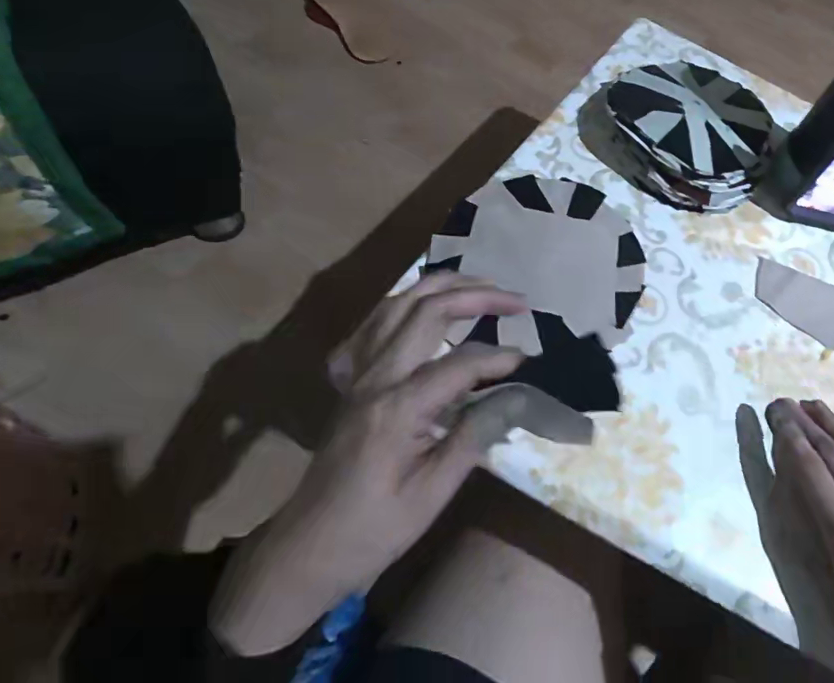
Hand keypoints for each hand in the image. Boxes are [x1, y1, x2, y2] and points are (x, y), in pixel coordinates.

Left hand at [210, 273, 527, 655]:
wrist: (304, 549)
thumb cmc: (373, 530)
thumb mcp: (432, 495)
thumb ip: (475, 436)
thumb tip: (517, 395)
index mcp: (397, 408)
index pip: (460, 363)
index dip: (499, 357)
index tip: (529, 361)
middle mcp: (375, 377)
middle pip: (427, 311)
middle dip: (477, 296)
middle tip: (517, 301)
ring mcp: (358, 373)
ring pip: (398, 304)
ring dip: (441, 286)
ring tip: (480, 285)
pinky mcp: (349, 379)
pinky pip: (374, 324)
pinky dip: (404, 304)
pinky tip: (423, 307)